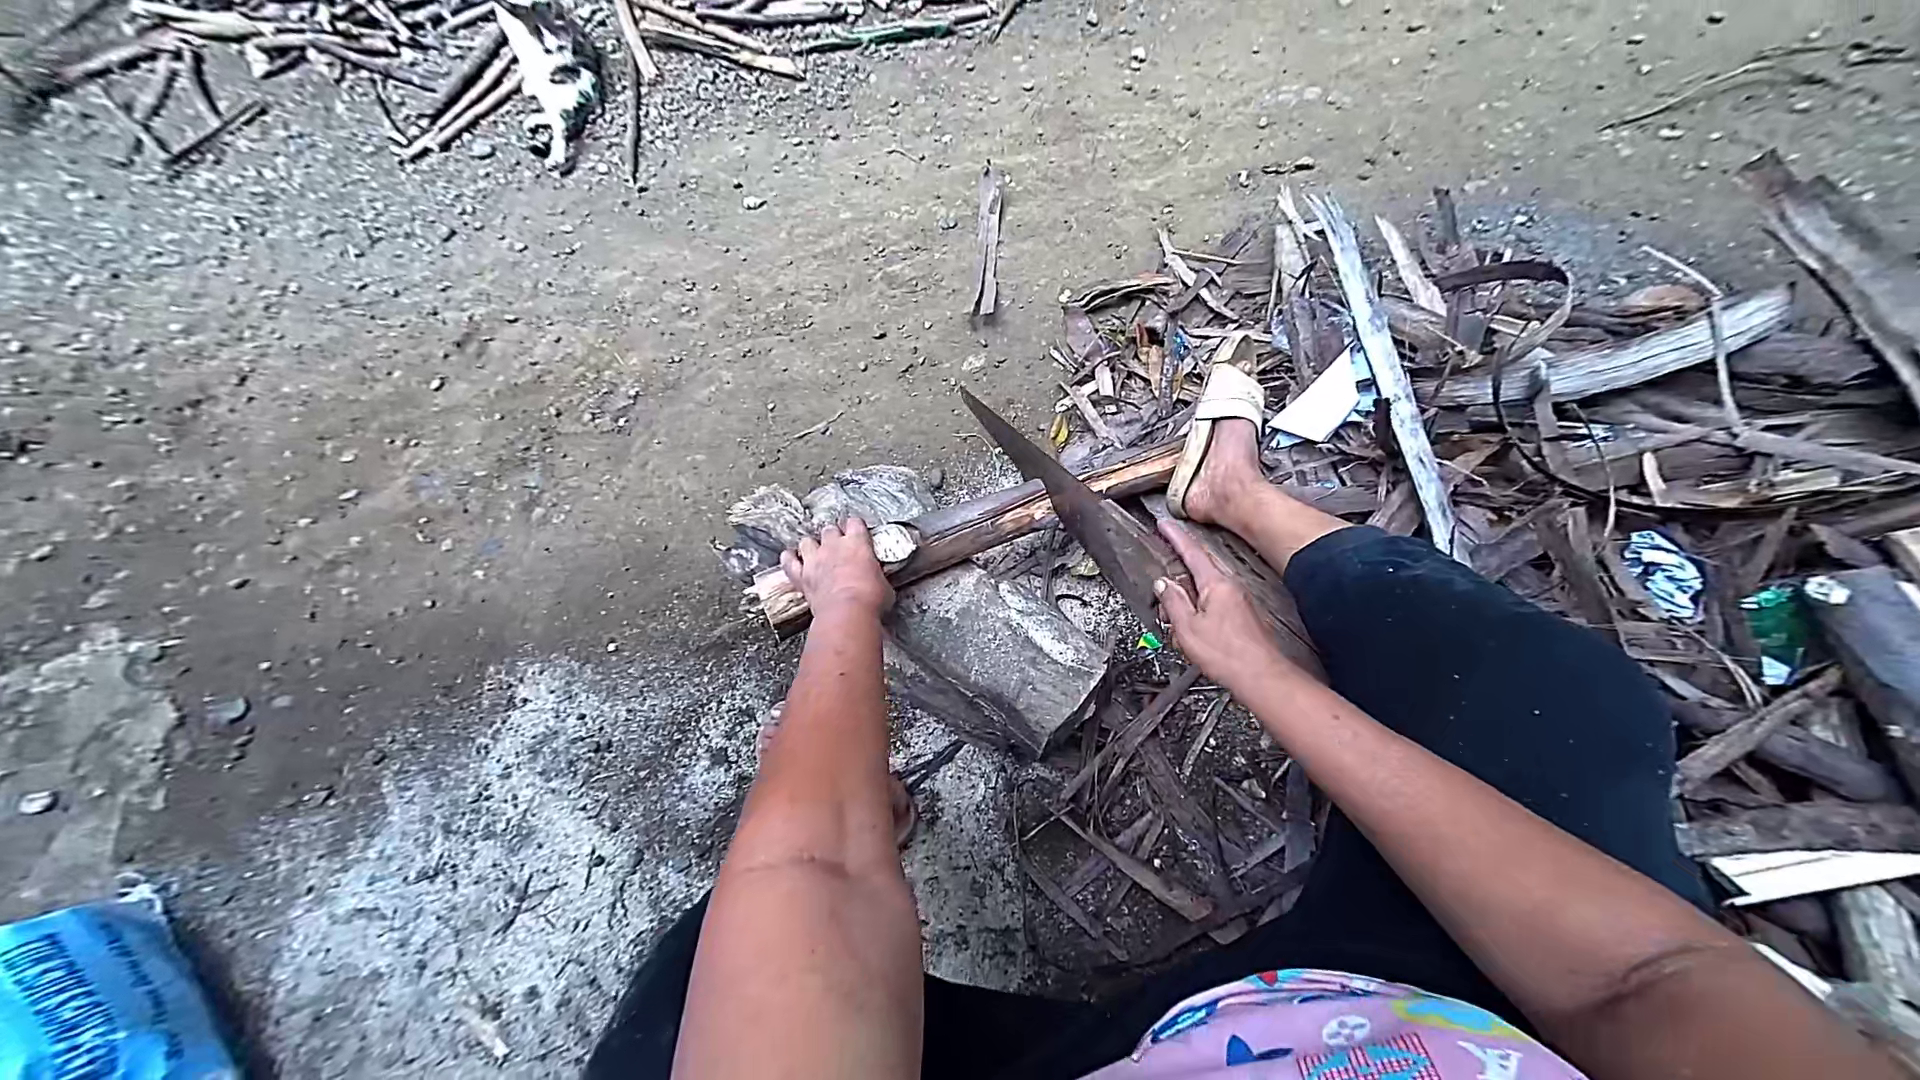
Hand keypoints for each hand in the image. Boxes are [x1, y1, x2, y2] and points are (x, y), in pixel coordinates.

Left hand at [782, 518, 894, 621]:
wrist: (848, 613)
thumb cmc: (869, 599)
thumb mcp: (884, 584)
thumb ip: (877, 575)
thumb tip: (879, 581)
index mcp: (857, 543)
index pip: (855, 523)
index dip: (856, 527)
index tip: (858, 532)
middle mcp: (833, 546)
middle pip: (829, 529)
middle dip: (833, 536)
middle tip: (839, 545)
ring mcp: (815, 560)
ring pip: (807, 542)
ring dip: (811, 546)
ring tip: (816, 551)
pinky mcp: (802, 577)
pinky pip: (789, 562)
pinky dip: (789, 559)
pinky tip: (789, 556)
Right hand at [1155, 518, 1289, 695]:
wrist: (1260, 676)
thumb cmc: (1228, 654)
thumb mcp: (1187, 627)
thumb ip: (1173, 601)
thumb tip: (1163, 585)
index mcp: (1216, 585)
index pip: (1191, 552)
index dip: (1175, 537)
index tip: (1165, 525)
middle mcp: (1230, 588)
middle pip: (1198, 568)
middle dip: (1178, 568)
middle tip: (1163, 570)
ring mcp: (1238, 600)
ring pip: (1204, 587)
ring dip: (1186, 593)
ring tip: (1173, 612)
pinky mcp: (1241, 615)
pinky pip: (1213, 601)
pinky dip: (1198, 607)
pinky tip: (1191, 624)